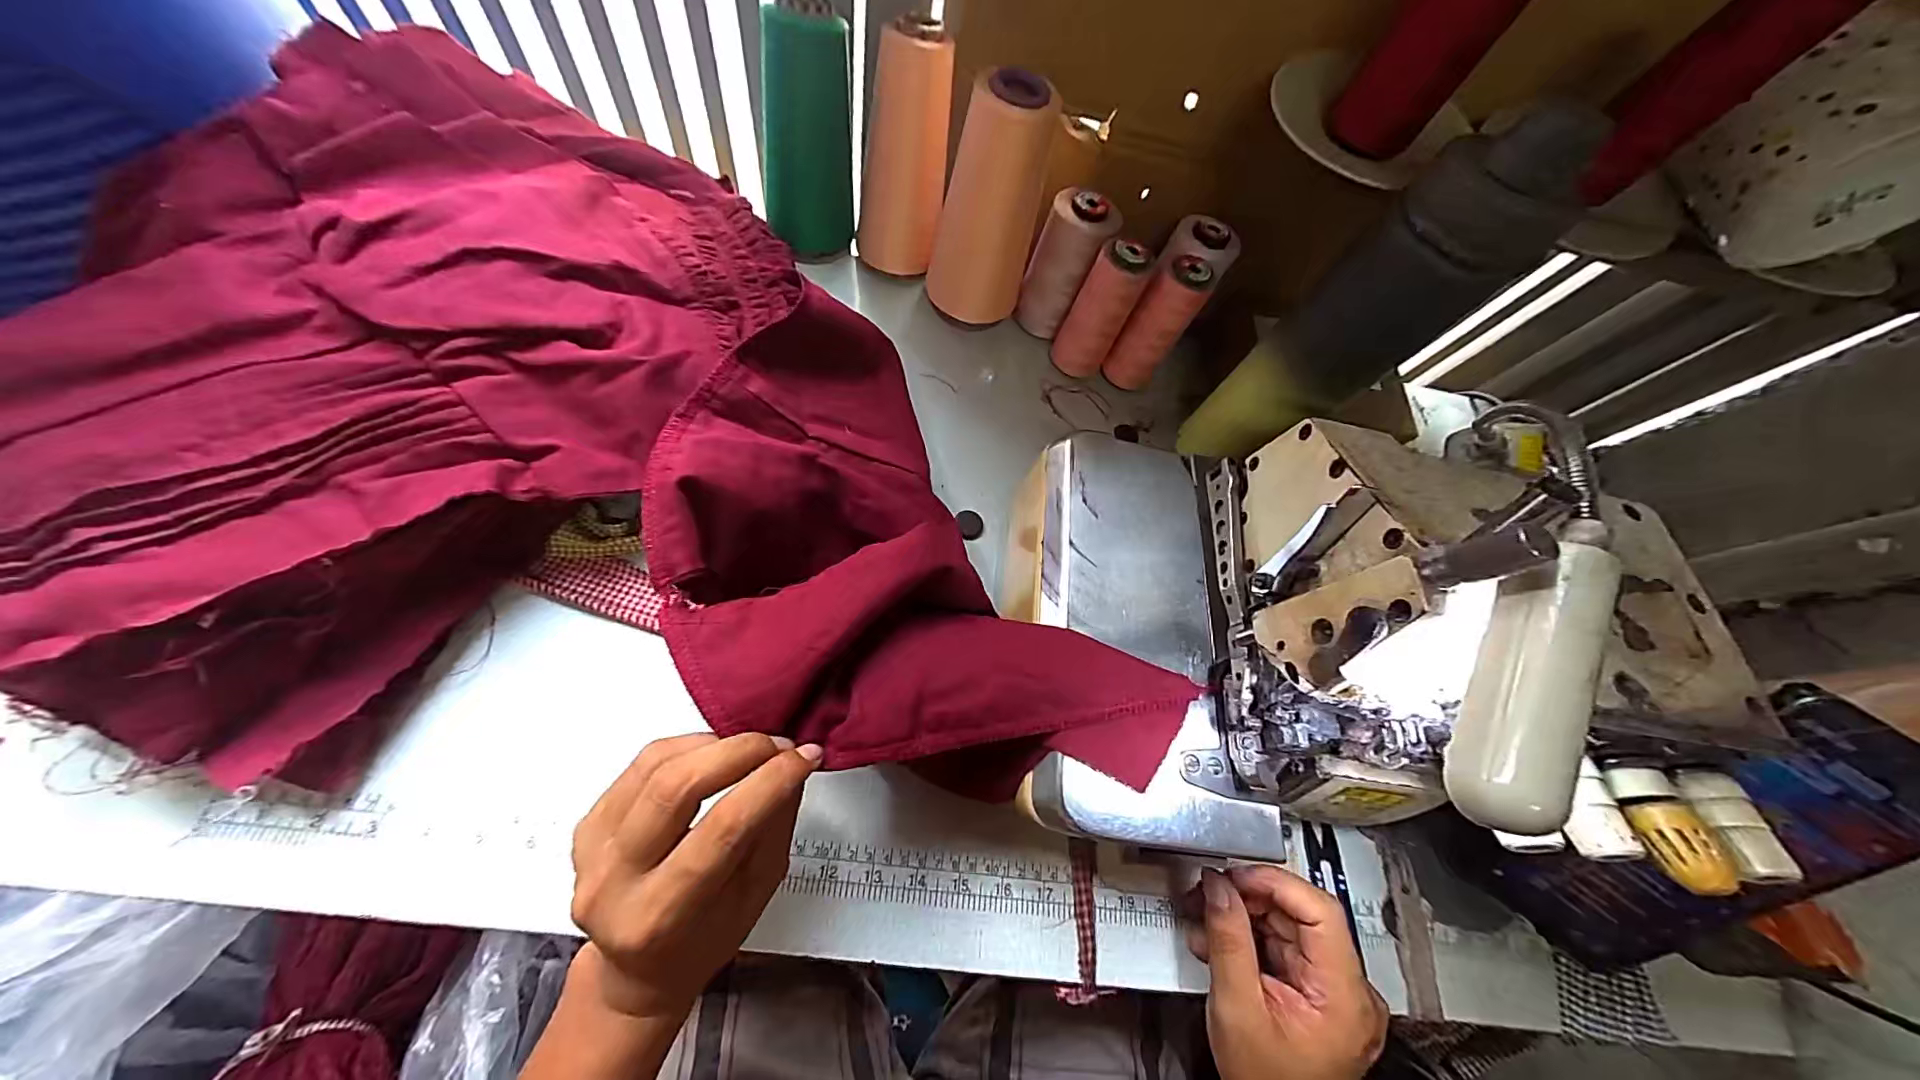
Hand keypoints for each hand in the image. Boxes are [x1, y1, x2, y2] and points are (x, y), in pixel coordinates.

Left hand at [568, 732, 821, 1020]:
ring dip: (717, 744)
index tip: (805, 757)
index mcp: (660, 916)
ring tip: (751, 749)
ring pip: (657, 764)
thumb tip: (793, 765)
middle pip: (677, 787)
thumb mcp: (755, 895)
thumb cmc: (702, 939)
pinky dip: (687, 747)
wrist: (635, 970)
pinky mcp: (586, 823)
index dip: (771, 782)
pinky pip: (641, 763)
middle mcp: (613, 882)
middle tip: (779, 745)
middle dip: (741, 751)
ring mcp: (592, 850)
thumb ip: (774, 828)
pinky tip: (714, 755)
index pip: (724, 829)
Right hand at [1184, 865, 1386, 1079]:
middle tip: (1208, 895)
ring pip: (1287, 927)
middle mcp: (1351, 991)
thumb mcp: (1236, 1007)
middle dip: (1247, 899)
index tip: (1234, 876)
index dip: (1274, 883)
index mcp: (1345, 997)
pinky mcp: (1317, 994)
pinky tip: (1218, 944)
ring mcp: (1335, 993)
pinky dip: (1248, 940)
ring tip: (1204, 923)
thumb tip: (1218, 886)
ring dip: (1241, 918)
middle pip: (1300, 915)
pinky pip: (1283, 948)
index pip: (1321, 910)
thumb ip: (1228, 939)